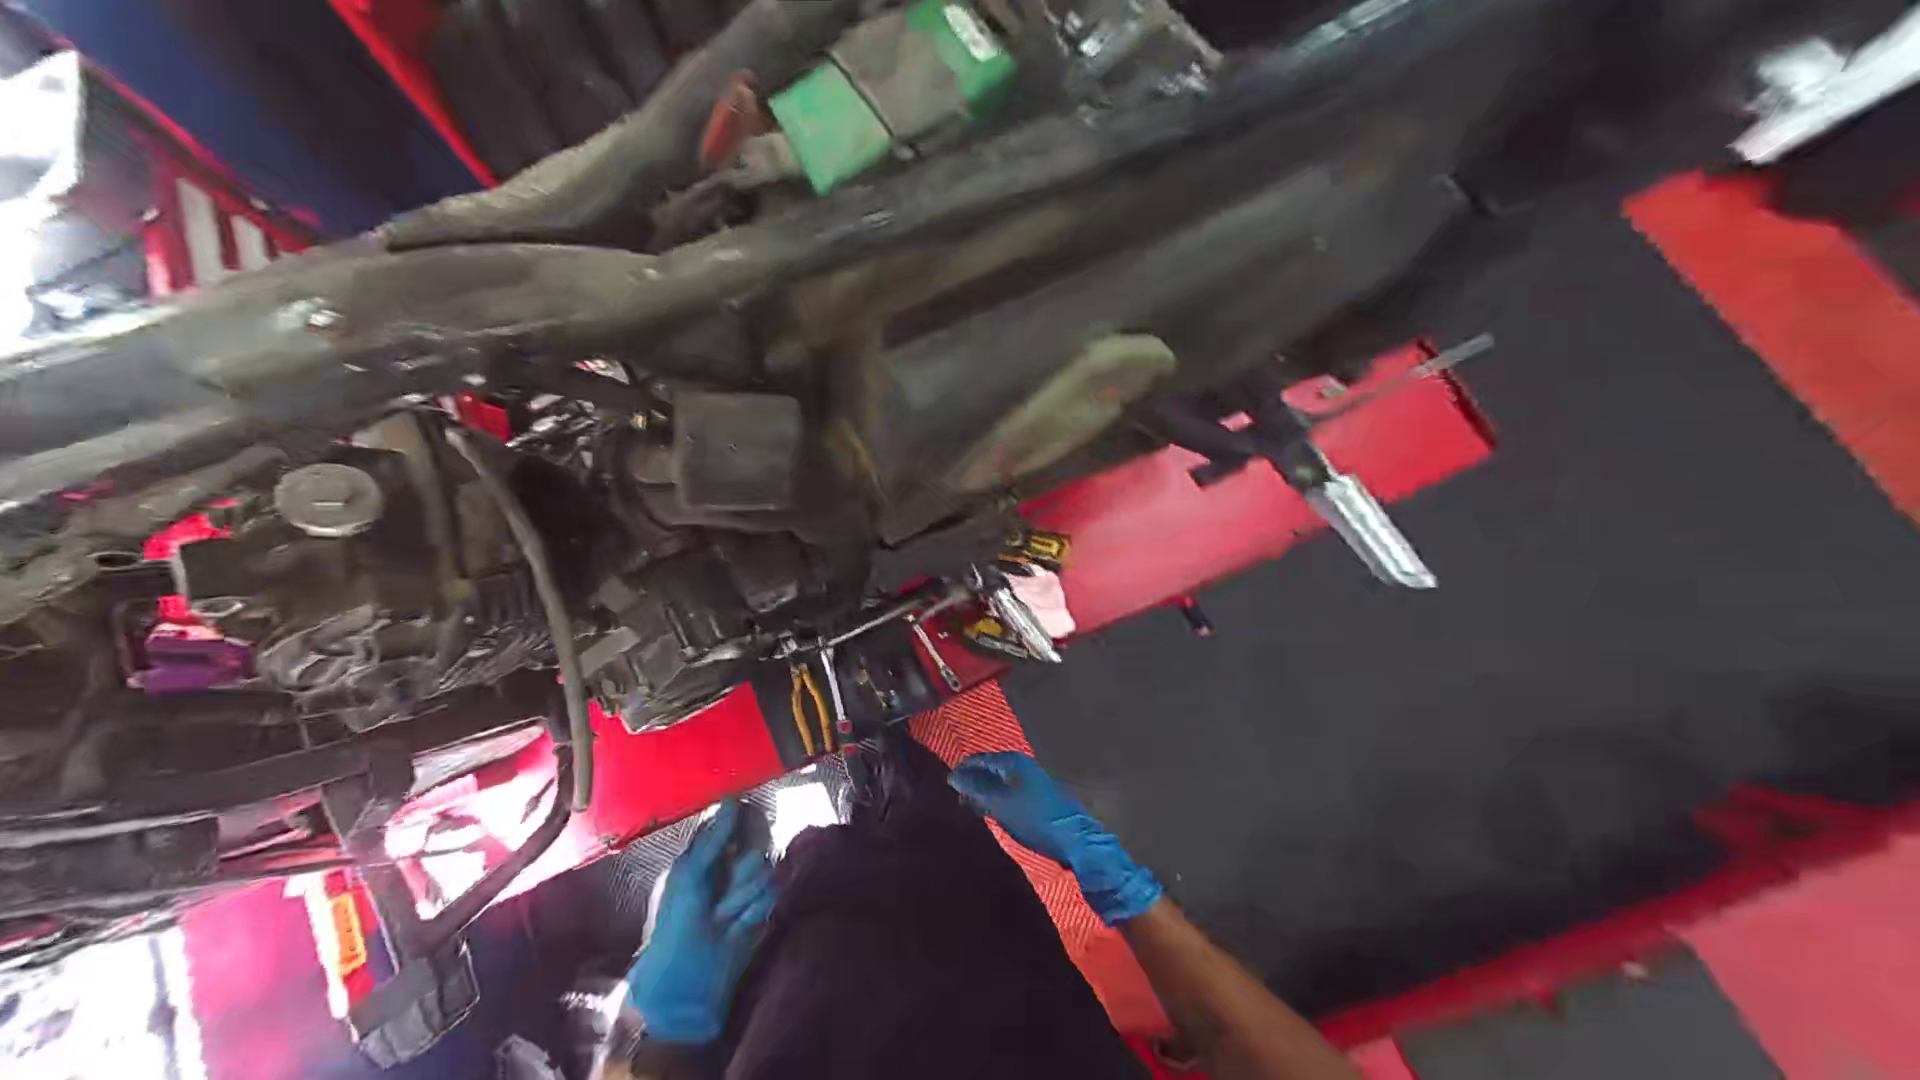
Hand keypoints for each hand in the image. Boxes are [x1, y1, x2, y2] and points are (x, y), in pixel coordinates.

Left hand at [626, 801, 777, 1043]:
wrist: (686, 984)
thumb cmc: (675, 925)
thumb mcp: (689, 876)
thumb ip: (714, 838)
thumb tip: (732, 798)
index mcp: (705, 852)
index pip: (735, 819)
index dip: (743, 821)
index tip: (745, 827)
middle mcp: (728, 863)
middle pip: (756, 839)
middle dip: (742, 866)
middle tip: (722, 892)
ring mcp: (746, 885)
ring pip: (764, 867)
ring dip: (743, 894)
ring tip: (723, 918)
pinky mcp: (761, 907)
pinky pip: (771, 893)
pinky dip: (753, 910)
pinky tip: (736, 927)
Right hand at [948, 751, 1162, 924]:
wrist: (1076, 840)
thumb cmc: (1035, 817)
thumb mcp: (1001, 804)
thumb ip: (976, 789)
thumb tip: (952, 776)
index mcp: (1012, 761)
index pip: (978, 759)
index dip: (960, 770)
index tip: (944, 786)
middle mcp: (1021, 766)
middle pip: (988, 769)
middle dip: (970, 782)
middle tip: (953, 799)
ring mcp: (1029, 782)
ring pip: (997, 783)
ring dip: (982, 794)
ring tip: (966, 809)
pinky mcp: (1035, 799)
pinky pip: (1007, 794)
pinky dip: (994, 802)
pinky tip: (987, 815)